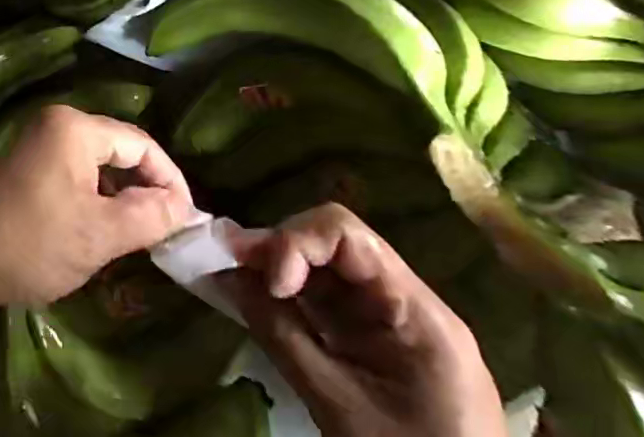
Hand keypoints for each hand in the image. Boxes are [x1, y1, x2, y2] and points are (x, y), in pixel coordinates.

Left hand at [0, 107, 195, 307]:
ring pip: (98, 163)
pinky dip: (96, 196)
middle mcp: (58, 123)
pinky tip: (99, 228)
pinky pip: (76, 172)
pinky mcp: (25, 164)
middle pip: (120, 149)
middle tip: (166, 227)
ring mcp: (38, 142)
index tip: (186, 218)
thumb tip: (182, 207)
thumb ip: (148, 217)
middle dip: (146, 187)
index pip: (141, 144)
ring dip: (121, 194)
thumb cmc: (28, 243)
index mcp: (76, 128)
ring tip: (138, 232)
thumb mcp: (98, 235)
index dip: (169, 179)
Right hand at [222, 204, 506, 436]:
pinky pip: (329, 302)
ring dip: (279, 270)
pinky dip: (291, 298)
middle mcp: (404, 299)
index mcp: (415, 309)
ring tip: (233, 277)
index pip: (348, 235)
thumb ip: (284, 338)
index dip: (297, 241)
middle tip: (229, 263)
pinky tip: (258, 299)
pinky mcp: (375, 341)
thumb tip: (230, 278)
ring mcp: (390, 320)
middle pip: (336, 244)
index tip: (268, 281)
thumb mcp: (341, 409)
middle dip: (281, 249)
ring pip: (327, 270)